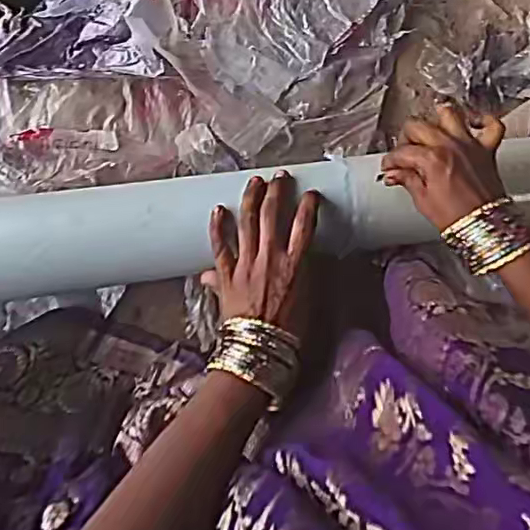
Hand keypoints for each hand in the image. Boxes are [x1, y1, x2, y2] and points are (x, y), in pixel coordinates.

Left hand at [204, 172, 321, 341]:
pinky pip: (220, 246)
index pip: (304, 225)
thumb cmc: (288, 330)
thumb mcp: (305, 299)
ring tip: (255, 182)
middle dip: (277, 192)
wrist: (258, 352)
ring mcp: (246, 264)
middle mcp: (270, 257)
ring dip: (251, 198)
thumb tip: (305, 261)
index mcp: (294, 264)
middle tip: (280, 178)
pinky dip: (218, 227)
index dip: (309, 205)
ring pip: (248, 222)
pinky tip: (218, 209)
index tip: (311, 194)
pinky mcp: (227, 275)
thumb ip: (304, 275)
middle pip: (273, 214)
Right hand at [380, 104, 508, 229]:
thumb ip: (408, 180)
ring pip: (449, 114)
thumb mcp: (423, 201)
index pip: (402, 151)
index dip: (391, 160)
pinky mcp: (487, 149)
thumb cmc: (458, 219)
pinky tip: (472, 123)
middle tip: (404, 154)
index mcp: (432, 159)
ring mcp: (469, 144)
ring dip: (436, 120)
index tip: (390, 167)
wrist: (486, 227)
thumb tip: (395, 173)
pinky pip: (491, 125)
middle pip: (417, 126)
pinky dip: (483, 120)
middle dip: (406, 139)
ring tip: (431, 132)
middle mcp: (450, 146)